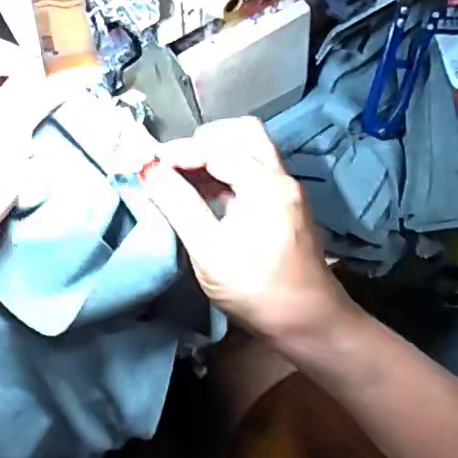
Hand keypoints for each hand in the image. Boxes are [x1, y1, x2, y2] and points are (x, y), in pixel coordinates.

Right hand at [140, 117, 358, 347]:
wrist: (308, 325)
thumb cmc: (257, 290)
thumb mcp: (209, 250)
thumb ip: (179, 204)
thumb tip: (149, 170)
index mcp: (267, 185)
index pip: (218, 148)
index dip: (180, 152)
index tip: (149, 165)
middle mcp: (280, 178)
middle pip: (242, 133)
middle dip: (202, 141)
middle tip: (171, 163)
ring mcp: (284, 191)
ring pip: (248, 149)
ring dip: (213, 154)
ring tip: (180, 176)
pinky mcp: (282, 205)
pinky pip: (251, 171)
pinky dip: (224, 171)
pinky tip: (202, 192)